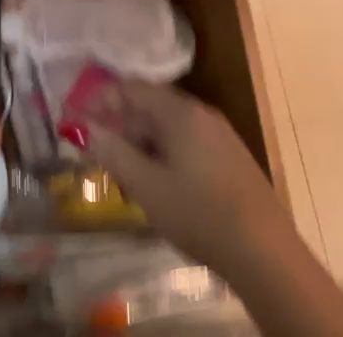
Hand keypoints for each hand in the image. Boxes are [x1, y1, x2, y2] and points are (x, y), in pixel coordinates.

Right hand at [81, 80, 281, 269]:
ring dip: (139, 144)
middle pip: (150, 106)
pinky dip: (162, 156)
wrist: (266, 255)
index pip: (132, 87)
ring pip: (168, 129)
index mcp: (181, 112)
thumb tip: (86, 128)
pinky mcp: (230, 161)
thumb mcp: (146, 185)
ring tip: (121, 174)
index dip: (100, 99)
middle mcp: (202, 115)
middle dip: (119, 125)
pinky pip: (186, 145)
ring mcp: (220, 138)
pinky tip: (154, 186)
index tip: (77, 119)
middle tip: (95, 150)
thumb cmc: (199, 214)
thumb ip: (112, 152)